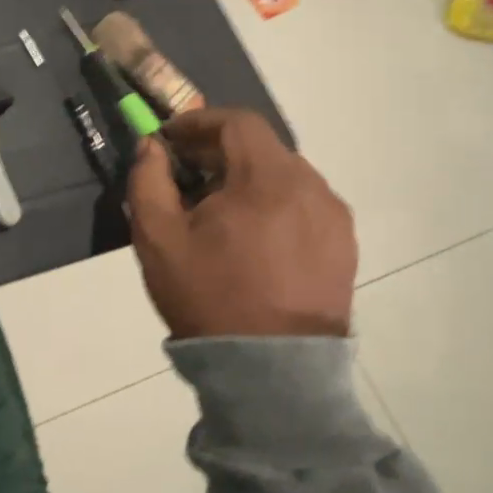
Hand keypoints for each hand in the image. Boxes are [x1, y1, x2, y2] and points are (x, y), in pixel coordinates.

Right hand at [125, 109, 355, 339]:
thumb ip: (148, 179)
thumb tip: (152, 146)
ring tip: (213, 211)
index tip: (167, 140)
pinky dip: (271, 203)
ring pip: (284, 176)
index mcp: (269, 180)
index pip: (237, 123)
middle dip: (217, 152)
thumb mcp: (157, 235)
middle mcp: (313, 189)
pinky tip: (246, 236)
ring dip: (245, 178)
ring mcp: (334, 220)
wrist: (270, 371)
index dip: (198, 122)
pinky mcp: (343, 248)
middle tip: (182, 176)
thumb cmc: (208, 294)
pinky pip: (302, 205)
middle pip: (261, 148)